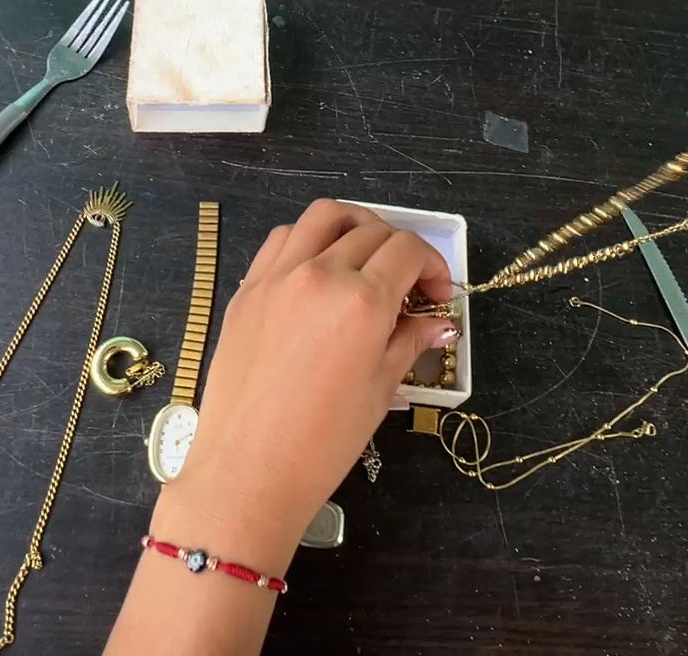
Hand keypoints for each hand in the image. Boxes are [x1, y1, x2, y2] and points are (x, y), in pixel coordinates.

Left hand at [107, 202, 451, 655]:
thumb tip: (441, 323)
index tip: (436, 295)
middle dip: (402, 251)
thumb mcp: (380, 391)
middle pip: (373, 230)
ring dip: (355, 225)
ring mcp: (278, 275)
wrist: (246, 471)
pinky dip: (309, 239)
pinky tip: (317, 270)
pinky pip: (283, 238)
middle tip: (407, 287)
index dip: (433, 266)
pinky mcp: (249, 287)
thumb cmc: (323, 443)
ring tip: (364, 257)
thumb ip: (410, 341)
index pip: (409, 250)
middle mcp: (320, 274)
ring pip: (325, 215)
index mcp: (362, 301)